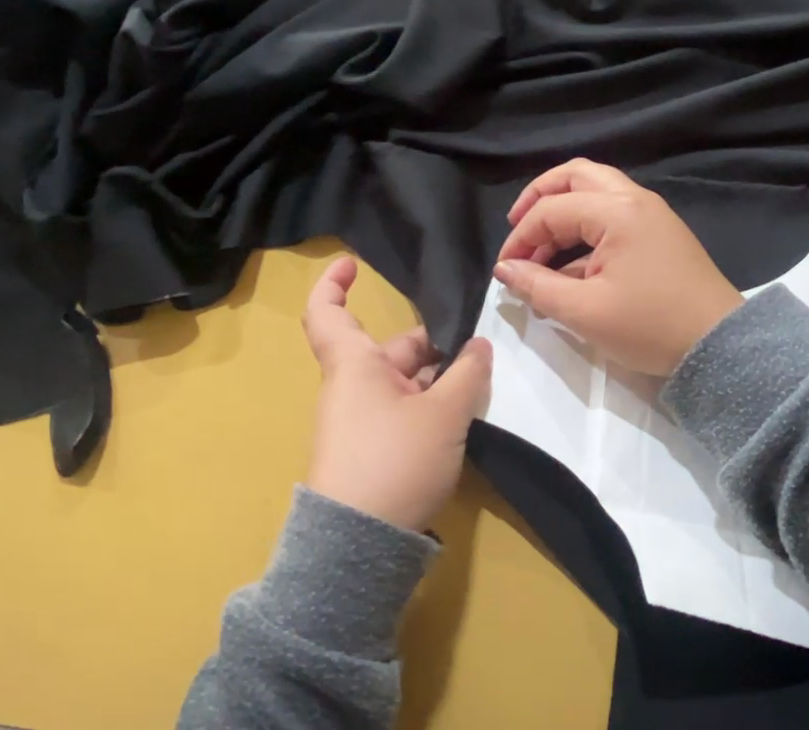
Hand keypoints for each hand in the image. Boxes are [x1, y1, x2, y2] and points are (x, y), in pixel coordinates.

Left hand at [301, 257, 492, 531]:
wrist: (360, 545)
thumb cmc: (396, 460)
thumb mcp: (444, 413)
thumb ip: (467, 374)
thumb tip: (479, 347)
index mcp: (354, 365)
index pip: (328, 314)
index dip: (334, 284)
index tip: (353, 263)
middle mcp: (351, 387)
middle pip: (390, 350)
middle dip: (433, 347)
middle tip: (478, 352)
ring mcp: (358, 422)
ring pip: (402, 383)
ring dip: (437, 380)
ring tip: (480, 387)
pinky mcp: (370, 452)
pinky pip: (401, 412)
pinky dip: (429, 407)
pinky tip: (461, 418)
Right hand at [493, 159, 742, 376]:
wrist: (718, 344)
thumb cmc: (650, 326)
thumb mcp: (585, 312)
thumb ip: (538, 285)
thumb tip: (505, 268)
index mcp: (617, 211)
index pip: (552, 210)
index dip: (520, 237)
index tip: (504, 270)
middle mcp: (635, 199)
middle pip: (576, 176)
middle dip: (540, 197)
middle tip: (517, 226)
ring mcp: (651, 213)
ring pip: (596, 190)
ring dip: (563, 209)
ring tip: (539, 248)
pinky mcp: (660, 232)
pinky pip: (613, 213)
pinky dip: (585, 226)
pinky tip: (568, 264)